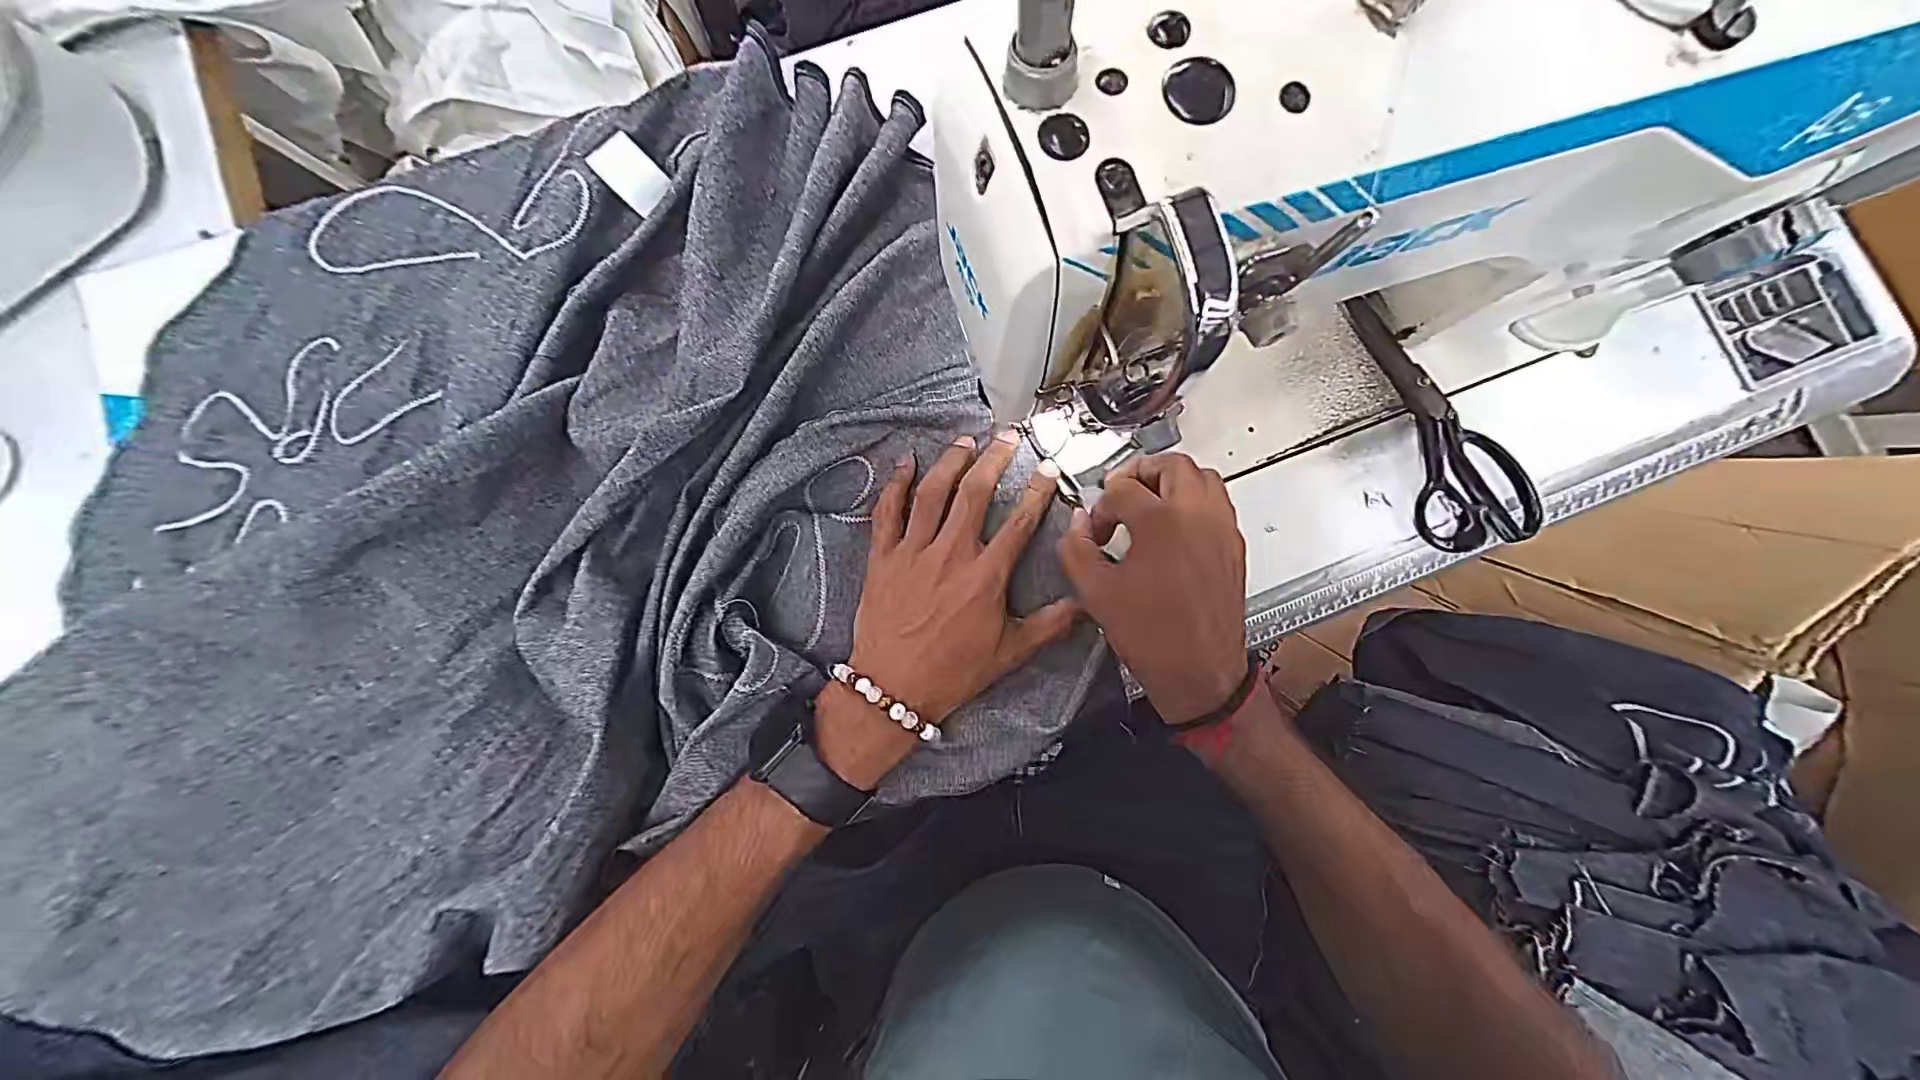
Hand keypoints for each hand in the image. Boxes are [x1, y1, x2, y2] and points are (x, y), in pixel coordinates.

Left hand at [824, 431, 1079, 780]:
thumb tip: (1085, 606)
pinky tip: (906, 465)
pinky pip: (888, 512)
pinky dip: (896, 484)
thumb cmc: (951, 672)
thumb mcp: (1009, 653)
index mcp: (985, 576)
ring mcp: (913, 552)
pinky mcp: (883, 558)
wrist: (893, 688)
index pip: (1018, 522)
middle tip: (1007, 438)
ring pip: (932, 493)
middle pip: (974, 493)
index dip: (1036, 492)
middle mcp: (950, 555)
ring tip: (965, 441)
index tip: (1047, 470)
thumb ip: (1049, 625)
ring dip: (950, 462)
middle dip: (994, 459)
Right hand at [1058, 453, 1247, 724]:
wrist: (1199, 673)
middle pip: (1172, 465)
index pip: (1123, 490)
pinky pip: (1217, 503)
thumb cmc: (1156, 639)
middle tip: (1120, 490)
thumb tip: (1077, 526)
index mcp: (1162, 522)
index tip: (1095, 528)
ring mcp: (1221, 530)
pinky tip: (1174, 524)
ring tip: (1148, 500)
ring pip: (1203, 477)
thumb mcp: (1095, 593)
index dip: (1101, 507)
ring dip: (1172, 481)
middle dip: (1140, 472)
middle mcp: (1198, 517)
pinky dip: (1194, 501)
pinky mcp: (1233, 547)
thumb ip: (1076, 549)